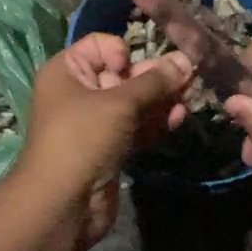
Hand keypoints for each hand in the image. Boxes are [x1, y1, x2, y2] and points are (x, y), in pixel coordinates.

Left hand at [16, 34, 192, 221]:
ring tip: (189, 98)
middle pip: (122, 74)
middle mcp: (78, 92)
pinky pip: (136, 127)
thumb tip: (185, 61)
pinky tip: (178, 118)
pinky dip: (155, 122)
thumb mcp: (119, 104)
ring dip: (160, 100)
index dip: (123, 52)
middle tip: (187, 79)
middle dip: (154, 77)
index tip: (136, 68)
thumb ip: (154, 83)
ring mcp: (94, 123)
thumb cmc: (83, 138)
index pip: (101, 45)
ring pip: (133, 103)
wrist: (62, 204)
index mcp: (67, 71)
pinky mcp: (109, 149)